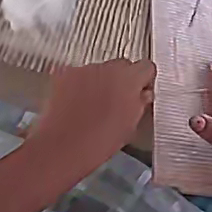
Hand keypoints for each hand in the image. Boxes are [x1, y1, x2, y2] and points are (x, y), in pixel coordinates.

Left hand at [27, 58, 155, 172]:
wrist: (65, 146)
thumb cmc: (100, 140)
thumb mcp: (131, 125)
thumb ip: (140, 103)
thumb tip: (142, 96)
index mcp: (130, 79)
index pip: (146, 67)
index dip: (144, 80)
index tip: (140, 90)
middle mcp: (108, 68)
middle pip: (122, 66)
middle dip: (121, 80)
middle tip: (117, 101)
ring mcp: (85, 69)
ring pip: (99, 70)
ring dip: (99, 82)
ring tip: (94, 106)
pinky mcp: (65, 74)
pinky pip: (78, 75)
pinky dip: (79, 85)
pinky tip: (77, 104)